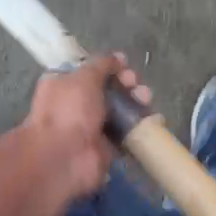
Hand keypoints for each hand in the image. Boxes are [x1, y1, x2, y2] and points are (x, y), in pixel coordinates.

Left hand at [21, 53, 152, 200]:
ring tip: (146, 100)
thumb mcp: (84, 77)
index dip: (108, 66)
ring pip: (118, 110)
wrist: (65, 157)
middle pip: (107, 89)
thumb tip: (118, 57)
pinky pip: (125, 134)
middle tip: (136, 84)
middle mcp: (75, 104)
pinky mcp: (105, 147)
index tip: (124, 64)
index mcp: (63, 83)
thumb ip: (102, 64)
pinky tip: (152, 120)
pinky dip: (138, 127)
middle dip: (125, 84)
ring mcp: (91, 127)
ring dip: (134, 103)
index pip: (89, 70)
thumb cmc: (69, 110)